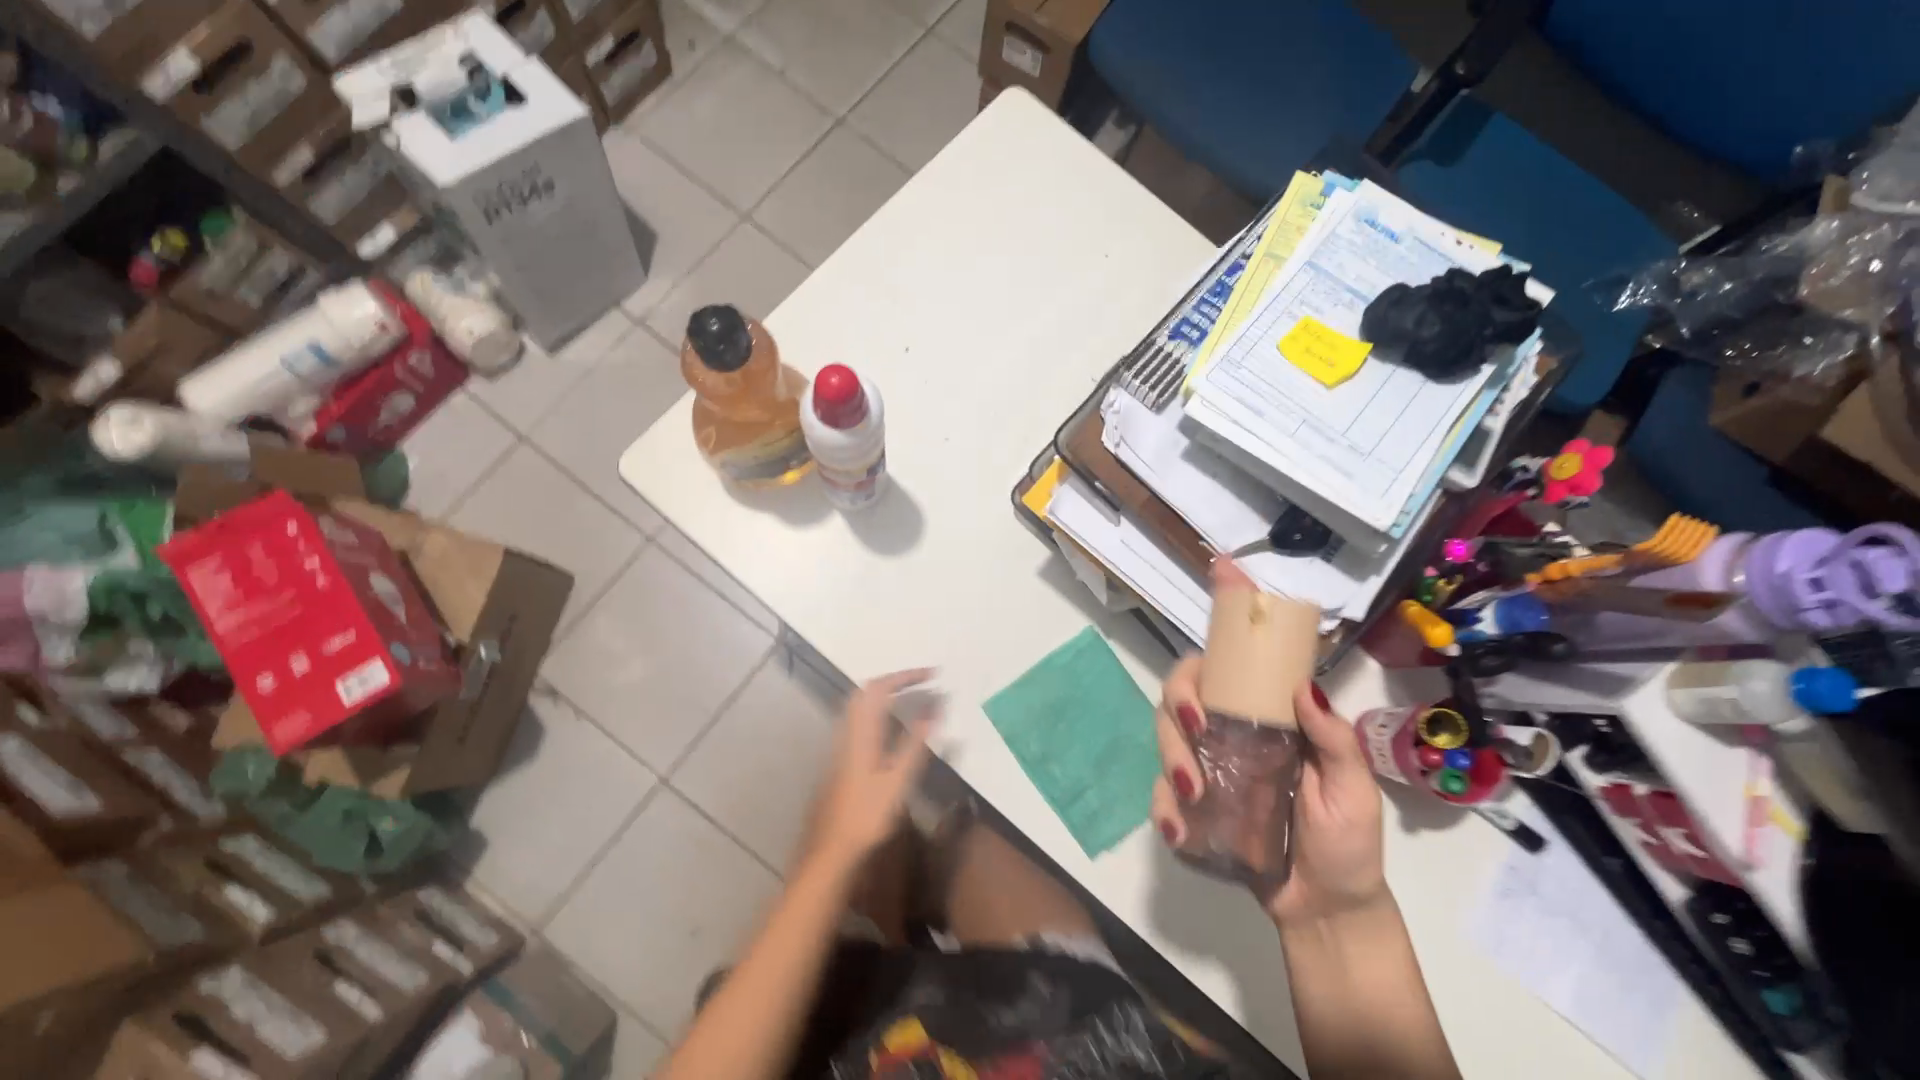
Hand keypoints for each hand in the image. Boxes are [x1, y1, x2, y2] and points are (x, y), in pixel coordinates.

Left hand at [802, 668, 938, 874]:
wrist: (830, 850)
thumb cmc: (866, 816)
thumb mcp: (897, 782)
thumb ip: (914, 745)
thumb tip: (933, 712)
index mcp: (861, 734)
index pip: (881, 689)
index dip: (906, 676)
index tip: (933, 675)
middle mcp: (847, 733)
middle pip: (865, 692)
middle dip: (894, 681)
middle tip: (921, 682)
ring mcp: (840, 747)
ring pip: (859, 707)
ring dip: (885, 696)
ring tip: (911, 699)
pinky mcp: (839, 761)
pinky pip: (859, 722)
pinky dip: (878, 713)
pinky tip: (891, 731)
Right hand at [1150, 609, 1386, 925]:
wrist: (1324, 908)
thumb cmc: (1347, 845)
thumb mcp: (1353, 792)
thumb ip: (1332, 742)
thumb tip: (1303, 687)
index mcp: (1274, 717)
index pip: (1249, 656)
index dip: (1232, 609)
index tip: (1222, 566)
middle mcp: (1235, 730)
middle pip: (1188, 685)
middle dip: (1180, 697)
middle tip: (1196, 724)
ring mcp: (1209, 766)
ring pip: (1166, 731)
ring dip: (1170, 753)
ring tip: (1192, 793)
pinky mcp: (1190, 806)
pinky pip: (1160, 791)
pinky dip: (1163, 805)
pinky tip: (1180, 828)